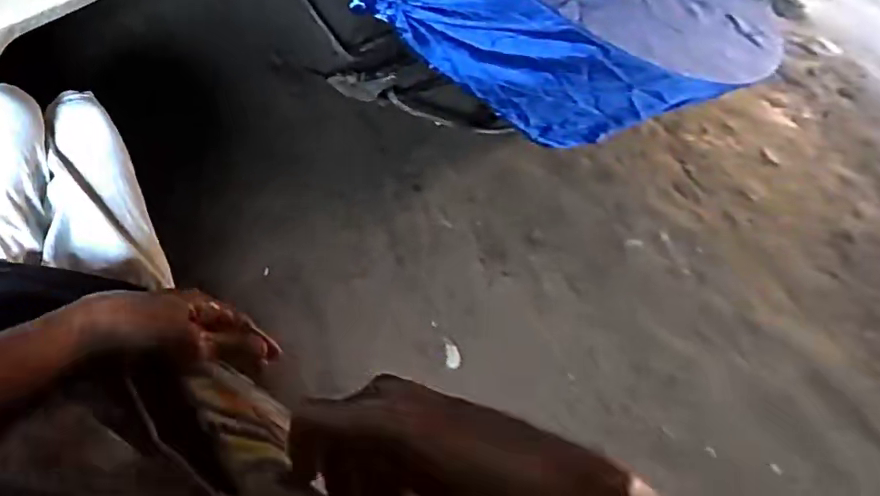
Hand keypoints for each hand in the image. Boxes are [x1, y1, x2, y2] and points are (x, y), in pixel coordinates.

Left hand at [61, 288, 281, 371]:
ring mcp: (161, 306)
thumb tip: (264, 346)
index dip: (256, 334)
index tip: (278, 355)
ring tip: (234, 358)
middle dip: (239, 334)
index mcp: (194, 299)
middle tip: (260, 358)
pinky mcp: (145, 319)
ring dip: (219, 337)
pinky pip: (183, 327)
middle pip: (217, 315)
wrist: (97, 327)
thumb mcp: (192, 342)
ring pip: (200, 320)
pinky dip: (198, 340)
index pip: (234, 314)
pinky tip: (197, 354)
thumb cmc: (146, 331)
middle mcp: (180, 298)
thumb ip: (227, 344)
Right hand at [288, 375, 649, 495]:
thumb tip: (337, 489)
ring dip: (362, 465)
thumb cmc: (497, 493)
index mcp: (381, 415)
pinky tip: (413, 489)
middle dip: (337, 468)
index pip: (311, 418)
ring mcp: (412, 395)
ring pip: (361, 424)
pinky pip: (390, 424)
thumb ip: (370, 483)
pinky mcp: (436, 404)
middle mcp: (386, 394)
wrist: (581, 489)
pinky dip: (387, 457)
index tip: (301, 487)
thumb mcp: (423, 493)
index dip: (298, 453)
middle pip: (335, 423)